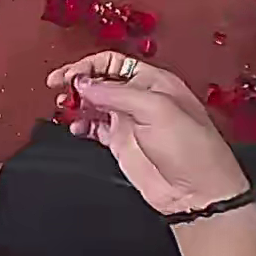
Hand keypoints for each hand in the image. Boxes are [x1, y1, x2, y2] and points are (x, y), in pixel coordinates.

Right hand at [47, 53, 249, 214]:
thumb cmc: (191, 148)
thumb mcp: (156, 110)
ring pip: (93, 103)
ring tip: (64, 108)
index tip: (69, 77)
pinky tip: (76, 128)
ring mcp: (129, 121)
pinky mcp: (120, 143)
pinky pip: (94, 127)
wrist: (197, 193)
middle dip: (77, 82)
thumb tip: (83, 83)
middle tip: (58, 87)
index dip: (88, 66)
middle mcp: (139, 97)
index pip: (112, 62)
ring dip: (76, 103)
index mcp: (153, 81)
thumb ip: (117, 93)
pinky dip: (81, 125)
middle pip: (99, 80)